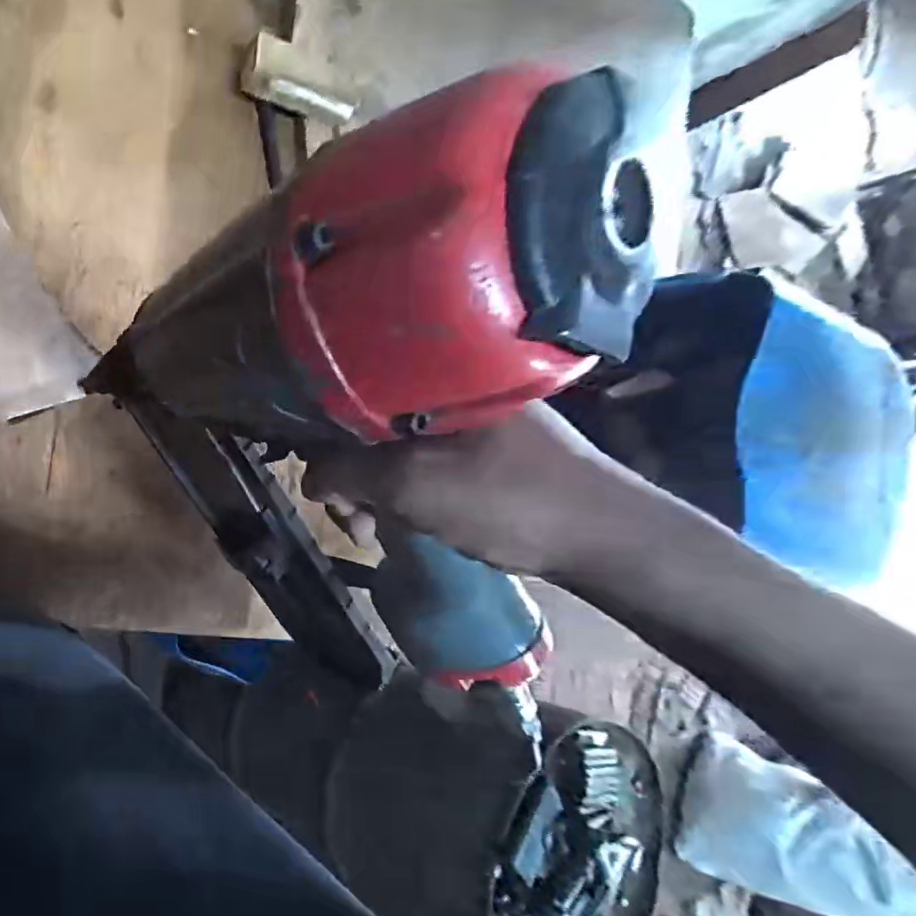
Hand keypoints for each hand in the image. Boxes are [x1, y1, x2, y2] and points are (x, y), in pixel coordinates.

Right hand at [302, 401, 668, 579]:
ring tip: (376, 533)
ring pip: (387, 448)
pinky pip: (415, 460)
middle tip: (356, 525)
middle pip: (362, 426)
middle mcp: (441, 386)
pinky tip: (405, 521)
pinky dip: (400, 491)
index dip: (320, 440)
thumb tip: (309, 478)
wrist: (606, 538)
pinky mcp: (476, 445)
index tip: (324, 487)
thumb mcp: (412, 485)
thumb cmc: (507, 501)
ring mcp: (461, 417)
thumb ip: (345, 471)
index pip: (344, 394)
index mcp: (428, 377)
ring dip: (372, 491)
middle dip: (348, 479)